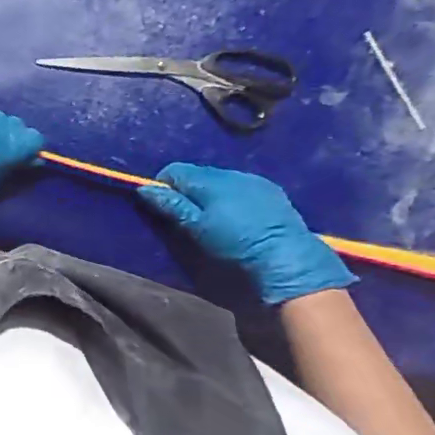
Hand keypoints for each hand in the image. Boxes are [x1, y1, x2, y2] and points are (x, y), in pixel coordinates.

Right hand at [136, 163, 355, 305]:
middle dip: (187, 191)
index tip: (163, 208)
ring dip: (210, 194)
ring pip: (219, 180)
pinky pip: (241, 187)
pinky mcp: (272, 193)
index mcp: (211, 180)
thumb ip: (171, 206)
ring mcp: (255, 181)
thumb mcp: (197, 229)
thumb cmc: (236, 246)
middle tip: (186, 217)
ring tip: (212, 219)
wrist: (290, 264)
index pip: (174, 170)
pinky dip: (231, 198)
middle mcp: (232, 173)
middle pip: (197, 174)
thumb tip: (144, 188)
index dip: (164, 186)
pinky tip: (237, 218)